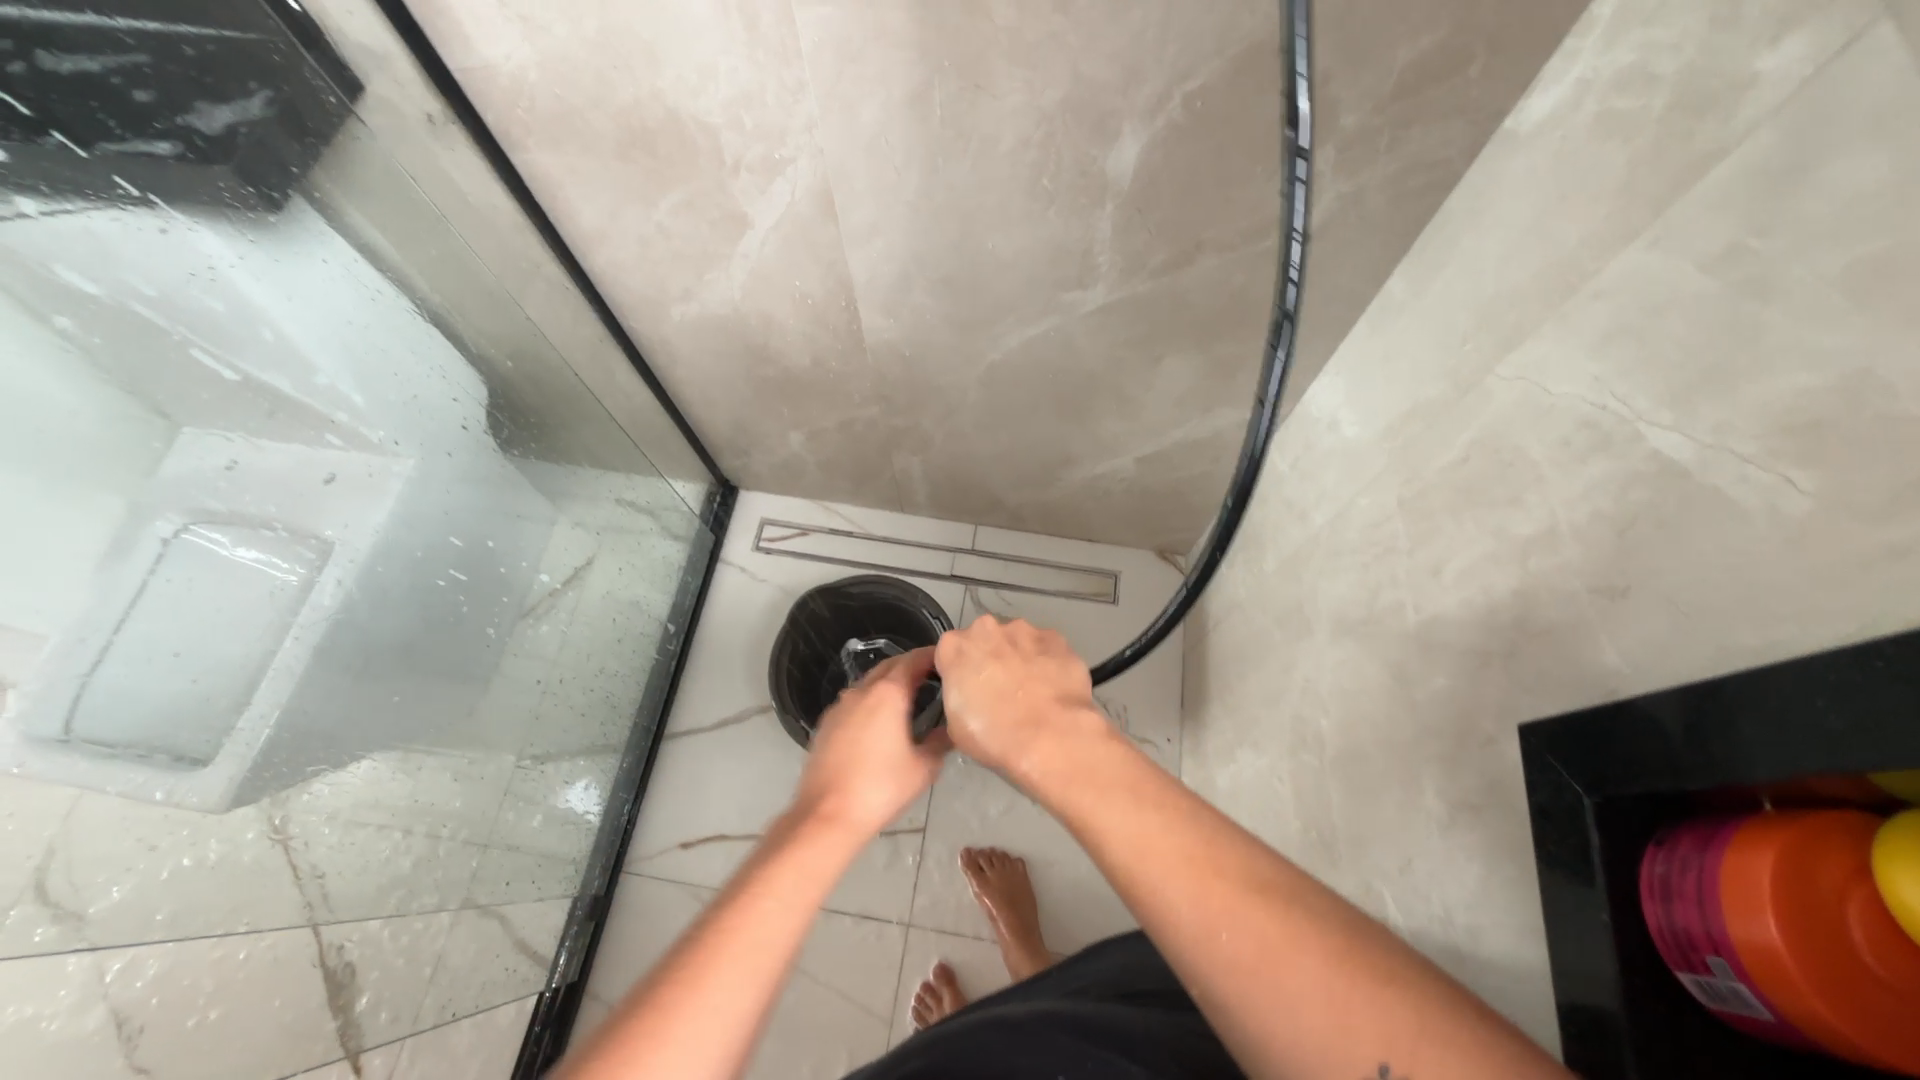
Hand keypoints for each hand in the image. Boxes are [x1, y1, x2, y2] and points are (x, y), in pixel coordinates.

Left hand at [792, 647, 949, 837]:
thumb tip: (949, 731)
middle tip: (932, 677)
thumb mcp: (923, 768)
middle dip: (910, 666)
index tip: (946, 658)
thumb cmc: (881, 788)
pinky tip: (879, 723)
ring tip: (909, 699)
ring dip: (888, 685)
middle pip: (889, 667)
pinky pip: (853, 703)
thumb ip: (940, 742)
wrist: (827, 815)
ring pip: (868, 684)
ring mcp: (839, 707)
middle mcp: (861, 691)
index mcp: (888, 694)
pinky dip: (870, 703)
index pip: (913, 660)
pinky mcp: (825, 725)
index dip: (931, 656)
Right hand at [933, 615, 1109, 776]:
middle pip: (983, 640)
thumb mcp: (955, 727)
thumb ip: (957, 699)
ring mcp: (1025, 630)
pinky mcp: (1056, 639)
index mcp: (955, 647)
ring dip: (1018, 659)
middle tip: (998, 692)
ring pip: (1016, 641)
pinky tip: (1053, 688)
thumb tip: (968, 701)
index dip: (957, 672)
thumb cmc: (994, 735)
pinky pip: (1045, 648)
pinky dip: (1047, 662)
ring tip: (1031, 692)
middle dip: (988, 659)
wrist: (1052, 735)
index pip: (948, 652)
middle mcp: (987, 629)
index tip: (966, 691)